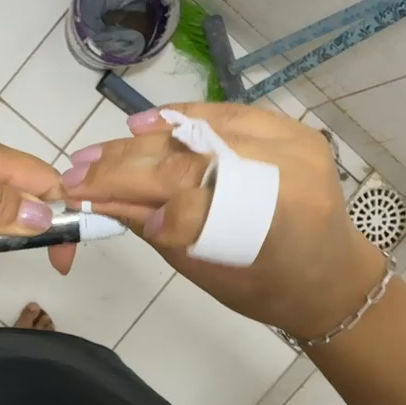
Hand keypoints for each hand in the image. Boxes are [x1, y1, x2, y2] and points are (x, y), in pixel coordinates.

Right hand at [62, 102, 385, 338]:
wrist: (329, 276)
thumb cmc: (266, 289)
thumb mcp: (207, 271)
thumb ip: (158, 231)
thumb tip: (103, 203)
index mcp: (273, 223)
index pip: (188, 200)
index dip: (132, 198)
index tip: (84, 201)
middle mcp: (288, 171)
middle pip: (189, 161)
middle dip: (124, 166)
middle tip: (76, 172)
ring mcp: (292, 143)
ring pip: (202, 133)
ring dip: (141, 141)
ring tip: (94, 154)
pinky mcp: (290, 129)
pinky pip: (226, 115)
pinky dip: (181, 118)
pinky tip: (143, 124)